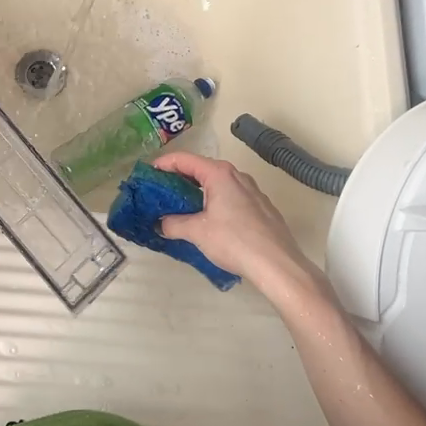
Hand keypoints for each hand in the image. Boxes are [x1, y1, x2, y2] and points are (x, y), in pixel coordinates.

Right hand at [153, 152, 330, 309]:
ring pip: (218, 184)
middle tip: (160, 192)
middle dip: (179, 179)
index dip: (163, 164)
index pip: (184, 159)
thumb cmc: (234, 241)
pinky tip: (209, 222)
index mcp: (219, 174)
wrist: (278, 265)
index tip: (147, 174)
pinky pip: (231, 197)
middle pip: (201, 169)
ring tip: (181, 208)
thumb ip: (173, 224)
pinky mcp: (262, 208)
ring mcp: (253, 192)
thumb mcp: (197, 232)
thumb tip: (160, 224)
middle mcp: (237, 176)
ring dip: (198, 192)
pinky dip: (215, 202)